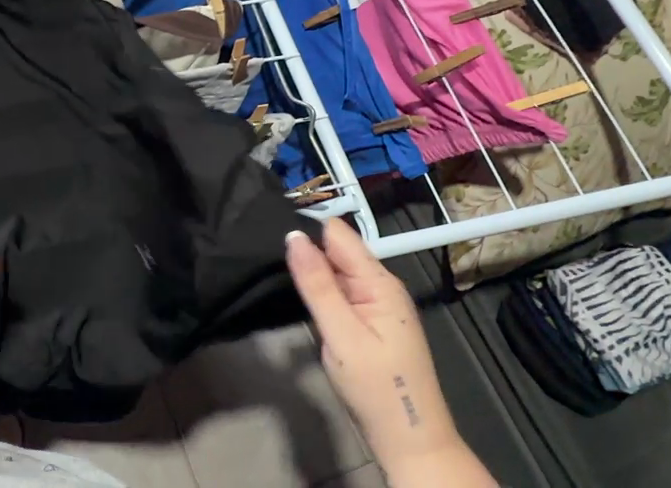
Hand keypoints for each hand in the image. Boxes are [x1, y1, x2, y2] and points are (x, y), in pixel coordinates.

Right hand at [286, 222, 492, 486]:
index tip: (266, 229)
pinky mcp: (367, 321)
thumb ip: (317, 284)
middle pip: (335, 249)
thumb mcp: (342, 335)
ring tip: (268, 265)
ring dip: (308, 267)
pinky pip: (338, 290)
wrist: (410, 442)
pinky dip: (318, 287)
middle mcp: (380, 285)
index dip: (304, 228)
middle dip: (303, 247)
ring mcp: (375, 304)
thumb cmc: (376, 388)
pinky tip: (295, 291)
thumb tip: (292, 235)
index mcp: (379, 282)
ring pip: (334, 269)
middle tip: (260, 250)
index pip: (337, 233)